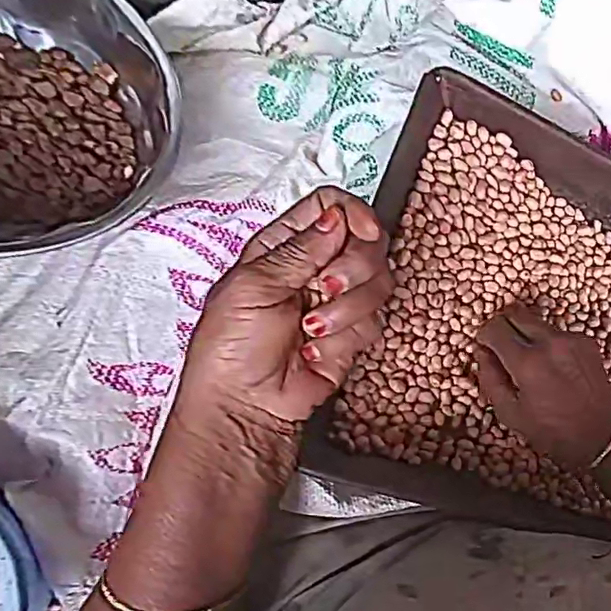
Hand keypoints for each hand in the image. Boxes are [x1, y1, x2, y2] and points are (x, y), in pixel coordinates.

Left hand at [178, 187, 392, 432]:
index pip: (330, 208)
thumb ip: (299, 250)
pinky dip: (348, 336)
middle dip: (354, 267)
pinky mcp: (356, 332)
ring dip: (347, 308)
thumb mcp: (254, 286)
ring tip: (312, 330)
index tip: (362, 230)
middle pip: (367, 243)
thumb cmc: (232, 347)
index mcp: (284, 247)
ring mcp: (340, 301)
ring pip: (378, 283)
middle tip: (325, 288)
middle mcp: (317, 269)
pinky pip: (375, 320)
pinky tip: (317, 349)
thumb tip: (336, 217)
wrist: (248, 402)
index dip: (352, 213)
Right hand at [475, 304, 610, 467]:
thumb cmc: (553, 431)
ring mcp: (571, 339)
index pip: (495, 328)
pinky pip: (557, 333)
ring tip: (530, 363)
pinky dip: (549, 343)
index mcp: (528, 363)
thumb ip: (490, 379)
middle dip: (503, 327)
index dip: (484, 336)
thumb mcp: (510, 413)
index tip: (485, 346)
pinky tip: (553, 367)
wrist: (601, 434)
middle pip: (515, 314)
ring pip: (537, 322)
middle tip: (501, 347)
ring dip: (526, 335)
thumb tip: (482, 353)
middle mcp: (550, 343)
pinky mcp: (586, 341)